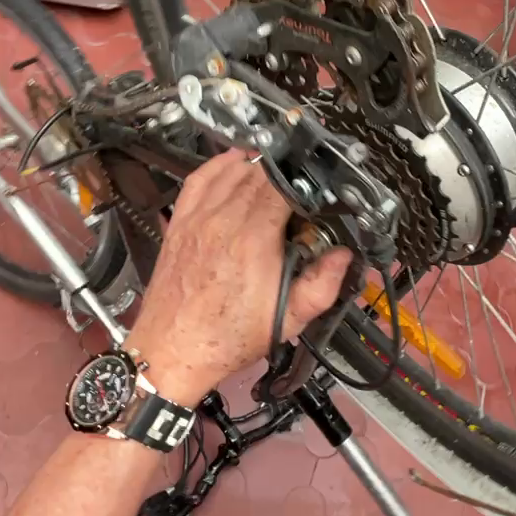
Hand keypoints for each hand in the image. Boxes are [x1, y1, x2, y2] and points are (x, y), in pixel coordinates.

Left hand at [124, 154, 352, 403]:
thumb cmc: (227, 338)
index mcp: (253, 240)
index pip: (282, 187)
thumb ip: (322, 286)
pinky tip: (234, 163)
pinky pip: (199, 179)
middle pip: (259, 174)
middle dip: (284, 177)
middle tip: (300, 192)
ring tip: (276, 177)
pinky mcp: (180, 222)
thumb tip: (342, 256)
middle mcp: (222, 221)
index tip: (316, 195)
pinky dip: (219, 165)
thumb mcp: (288, 320)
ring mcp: (197, 218)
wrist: (173, 352)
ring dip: (257, 168)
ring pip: (232, 171)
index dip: (304, 184)